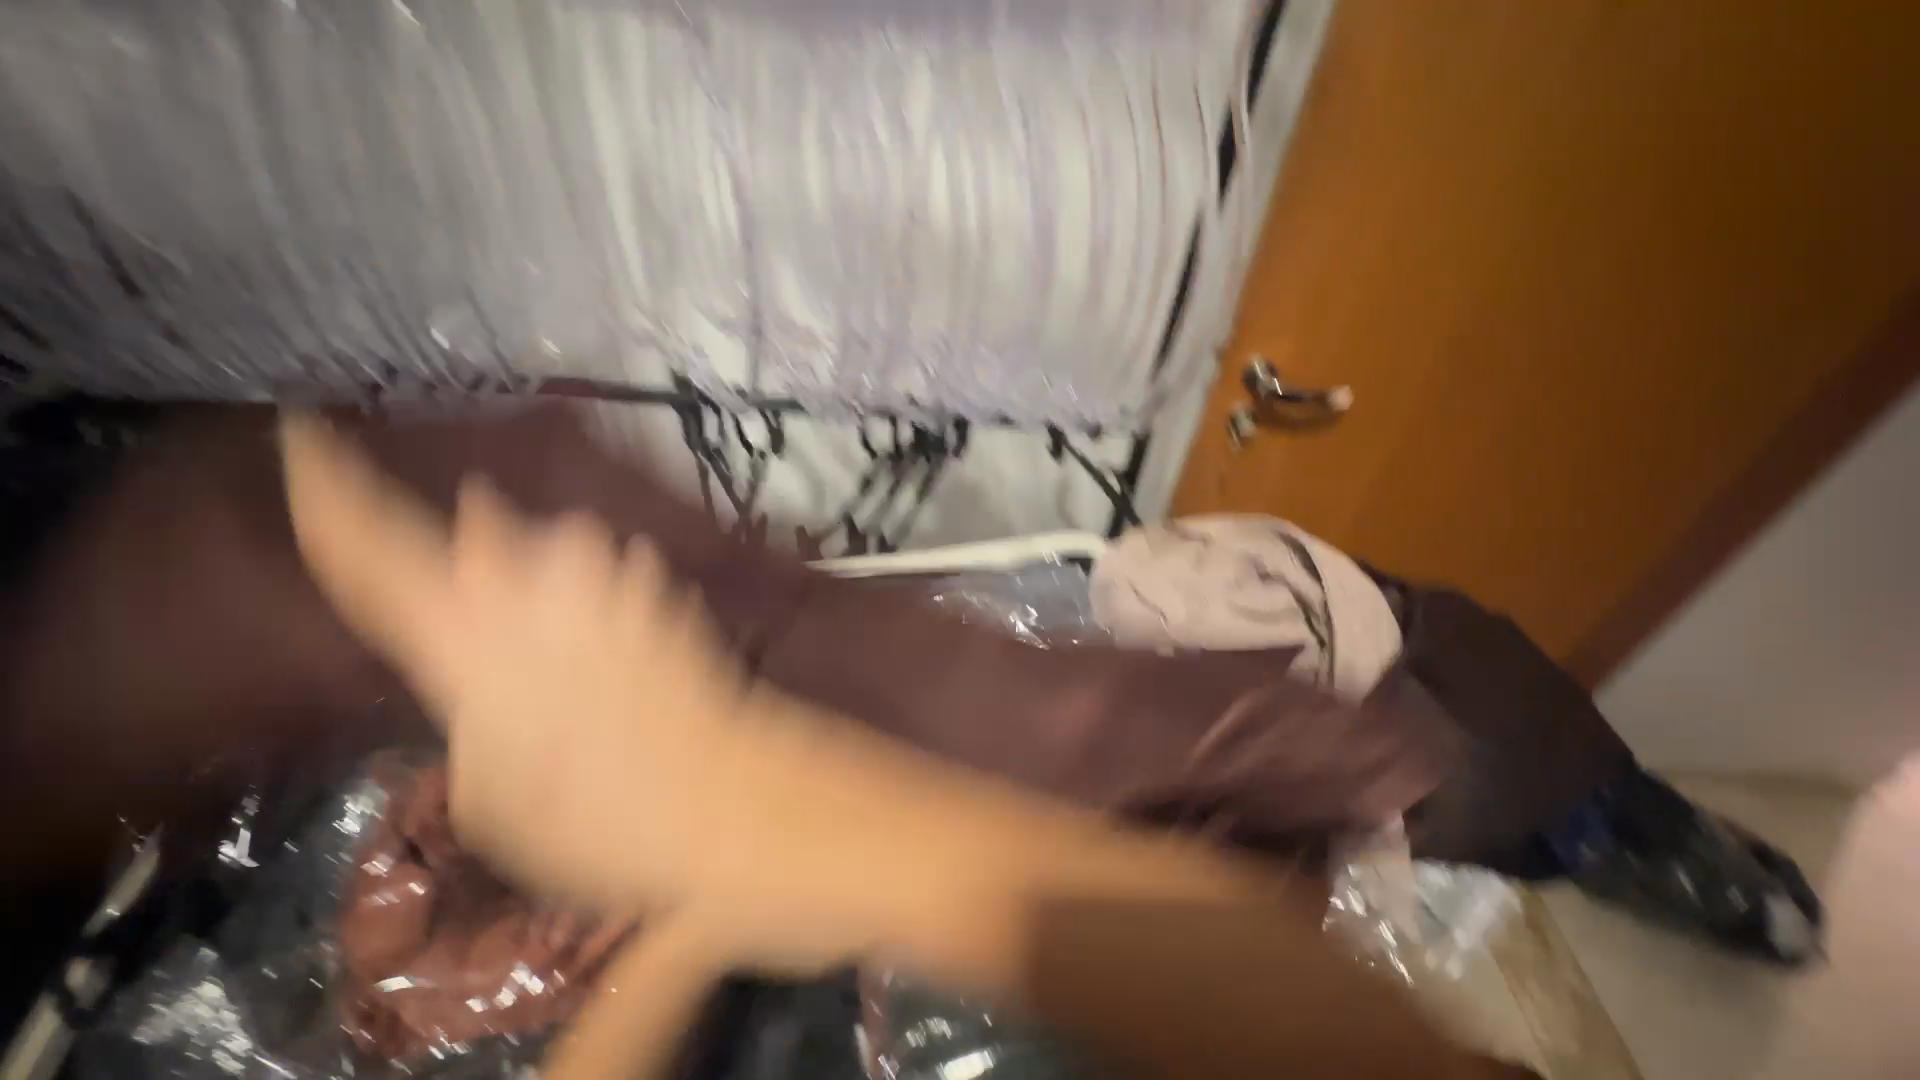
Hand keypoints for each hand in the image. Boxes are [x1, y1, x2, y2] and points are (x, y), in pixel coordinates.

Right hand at [278, 414, 849, 922]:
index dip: (336, 492)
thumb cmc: (593, 821)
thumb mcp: (490, 795)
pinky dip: (594, 593)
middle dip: (463, 554)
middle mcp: (537, 586)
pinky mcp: (661, 591)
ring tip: (549, 642)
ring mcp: (608, 580)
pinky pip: (608, 571)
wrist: (726, 794)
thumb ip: (468, 706)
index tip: (305, 436)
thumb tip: (473, 659)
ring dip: (537, 575)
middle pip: (476, 532)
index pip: (378, 548)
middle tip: (469, 606)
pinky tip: (610, 645)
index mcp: (467, 640)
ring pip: (548, 544)